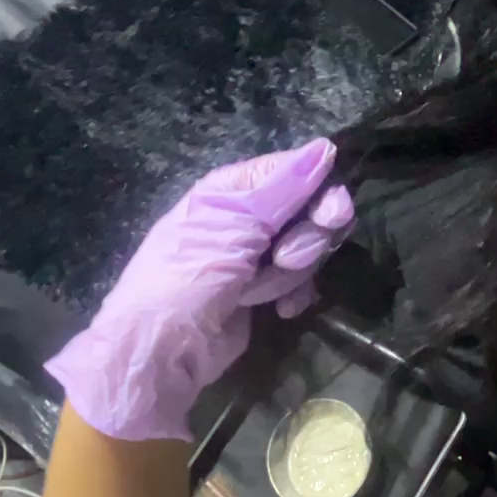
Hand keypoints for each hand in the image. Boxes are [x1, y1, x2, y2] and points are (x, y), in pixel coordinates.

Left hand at [47, 139, 353, 440]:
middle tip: (282, 258)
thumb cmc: (189, 277)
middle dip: (305, 240)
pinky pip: (303, 283)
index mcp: (235, 189)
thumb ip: (284, 187)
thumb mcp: (235, 224)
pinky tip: (278, 310)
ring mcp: (258, 256)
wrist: (165, 350)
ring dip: (290, 274)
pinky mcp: (265, 291)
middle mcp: (250, 216)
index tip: (331, 216)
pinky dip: (295, 295)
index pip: (298, 172)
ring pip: (310, 250)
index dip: (322, 192)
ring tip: (255, 292)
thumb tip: (326, 146)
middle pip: (311, 212)